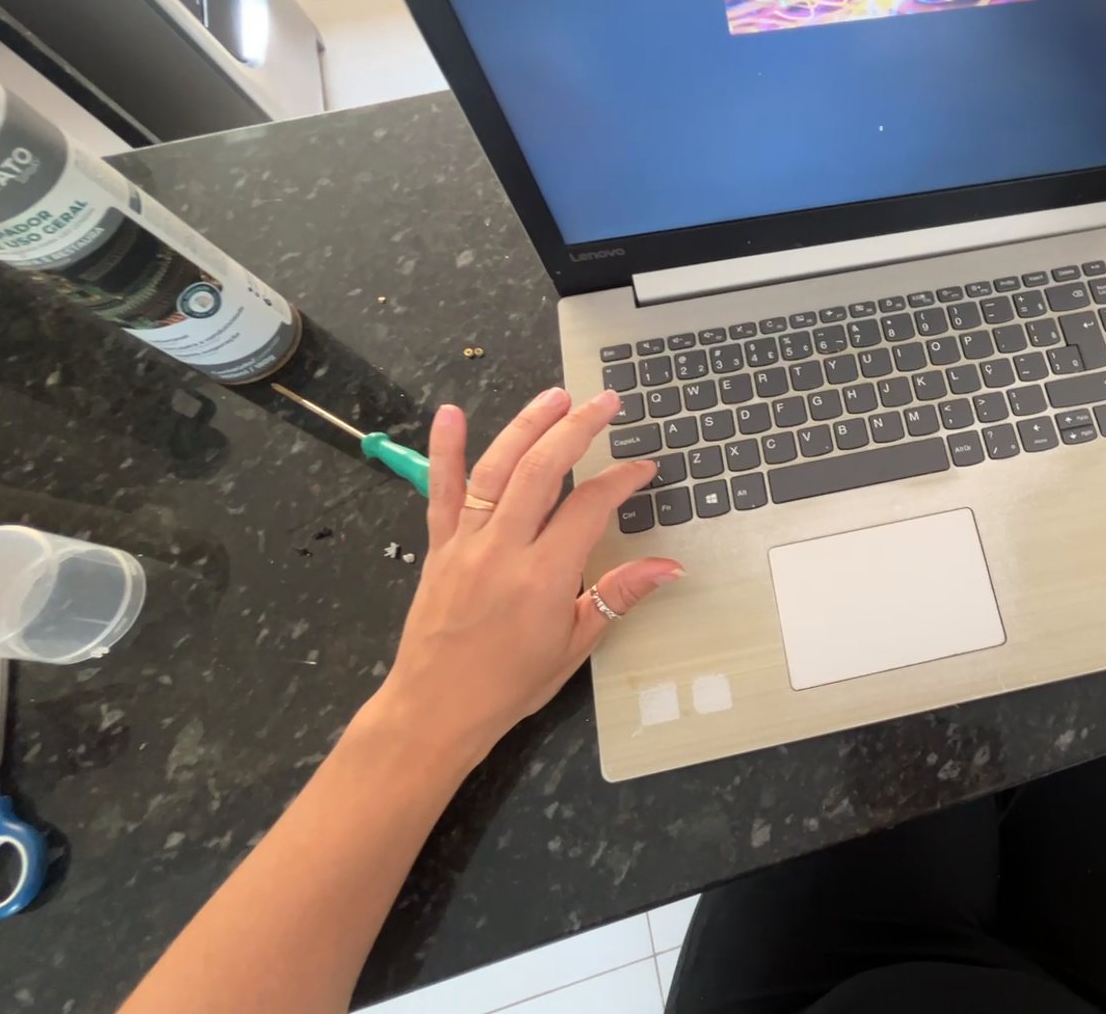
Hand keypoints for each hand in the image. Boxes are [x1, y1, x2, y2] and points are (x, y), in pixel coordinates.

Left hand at [367, 388, 681, 760]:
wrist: (434, 709)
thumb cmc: (513, 682)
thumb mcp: (577, 644)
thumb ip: (620, 596)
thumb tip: (671, 565)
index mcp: (544, 576)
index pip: (590, 507)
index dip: (622, 479)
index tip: (645, 467)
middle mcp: (503, 549)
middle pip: (543, 470)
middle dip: (578, 429)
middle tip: (607, 402)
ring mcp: (465, 542)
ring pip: (497, 469)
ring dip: (527, 425)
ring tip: (557, 395)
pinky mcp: (439, 545)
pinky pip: (442, 490)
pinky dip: (445, 449)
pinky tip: (450, 412)